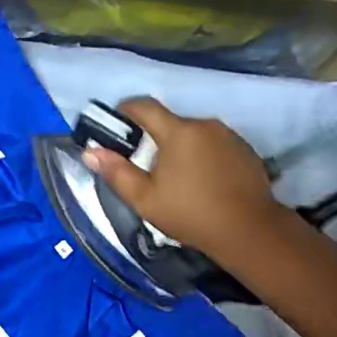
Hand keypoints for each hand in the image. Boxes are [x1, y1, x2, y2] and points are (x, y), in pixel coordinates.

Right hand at [82, 98, 286, 260]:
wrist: (247, 229)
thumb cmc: (190, 214)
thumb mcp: (145, 199)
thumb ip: (117, 173)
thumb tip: (90, 152)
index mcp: (178, 132)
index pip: (145, 106)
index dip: (126, 110)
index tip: (116, 125)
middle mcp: (205, 124)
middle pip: (171, 124)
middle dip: (156, 139)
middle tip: (147, 169)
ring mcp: (229, 135)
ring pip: (194, 135)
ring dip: (181, 149)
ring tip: (177, 180)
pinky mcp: (245, 149)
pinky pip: (215, 145)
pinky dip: (204, 157)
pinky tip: (203, 184)